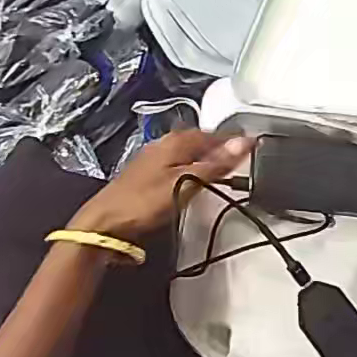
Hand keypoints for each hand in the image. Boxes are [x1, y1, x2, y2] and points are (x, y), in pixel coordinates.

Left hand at [67, 130, 253, 242]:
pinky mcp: (146, 176)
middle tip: (239, 156)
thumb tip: (244, 142)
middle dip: (218, 147)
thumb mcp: (185, 182)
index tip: (252, 145)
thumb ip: (215, 164)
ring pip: (186, 153)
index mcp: (174, 141)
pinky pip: (176, 166)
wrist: (104, 222)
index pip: (212, 134)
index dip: (232, 140)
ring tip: (221, 168)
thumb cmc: (143, 201)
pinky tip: (193, 180)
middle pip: (198, 141)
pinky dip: (190, 169)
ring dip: (204, 158)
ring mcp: (152, 160)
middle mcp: (162, 145)